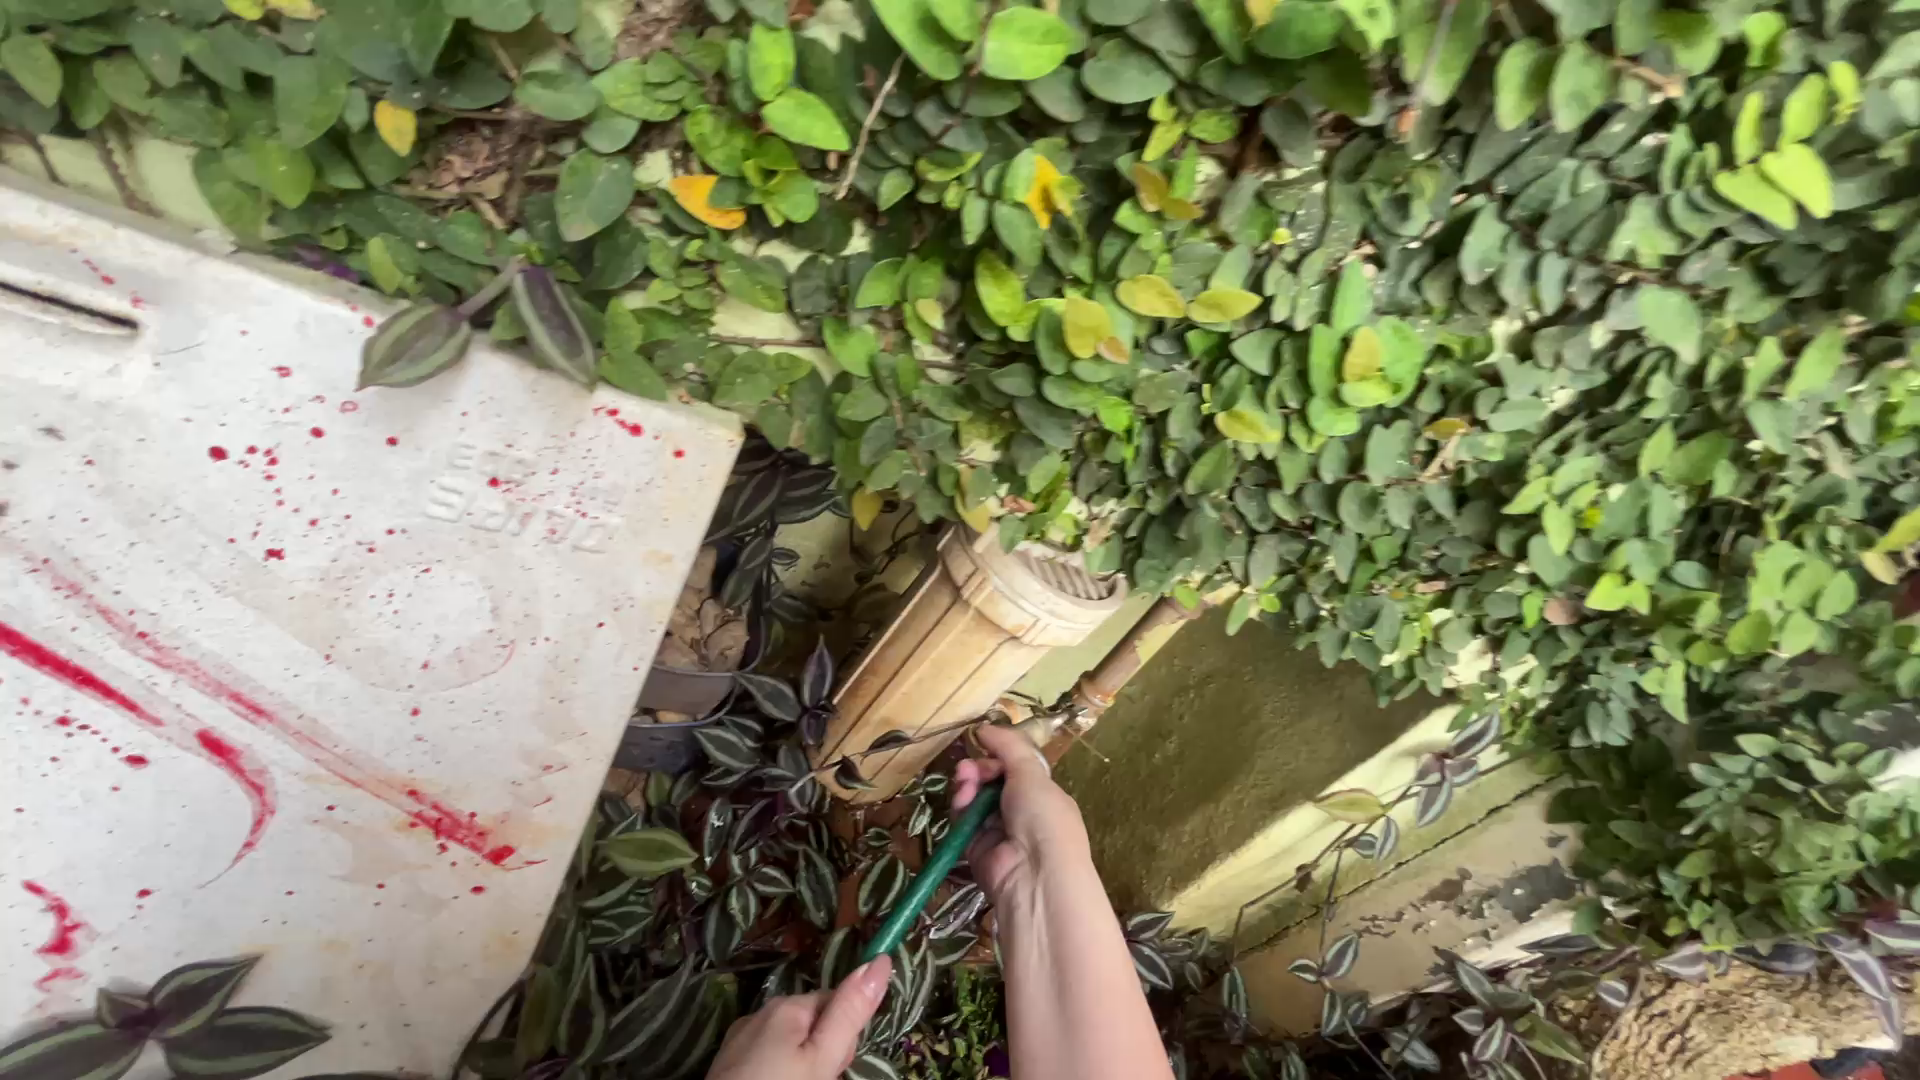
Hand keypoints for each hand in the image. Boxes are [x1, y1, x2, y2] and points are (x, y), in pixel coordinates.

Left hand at [706, 956, 891, 1079]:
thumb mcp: (823, 1059)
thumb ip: (850, 1012)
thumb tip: (881, 959)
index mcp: (787, 1005)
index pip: (835, 1003)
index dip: (844, 1037)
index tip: (838, 1067)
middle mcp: (761, 1012)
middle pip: (811, 1024)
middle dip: (821, 1053)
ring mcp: (738, 1040)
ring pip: (787, 1045)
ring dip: (799, 1066)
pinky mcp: (725, 1067)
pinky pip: (765, 1059)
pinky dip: (775, 1074)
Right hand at [951, 723, 1091, 904]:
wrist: (1035, 874)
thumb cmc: (1043, 816)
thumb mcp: (1032, 772)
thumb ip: (1008, 746)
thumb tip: (986, 727)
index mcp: (1042, 796)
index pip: (1015, 769)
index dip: (998, 756)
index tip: (984, 744)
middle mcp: (1021, 814)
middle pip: (990, 782)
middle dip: (978, 770)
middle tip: (969, 768)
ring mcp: (998, 832)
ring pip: (974, 799)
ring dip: (967, 785)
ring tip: (964, 780)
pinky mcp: (976, 848)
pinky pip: (964, 821)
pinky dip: (960, 807)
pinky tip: (962, 798)